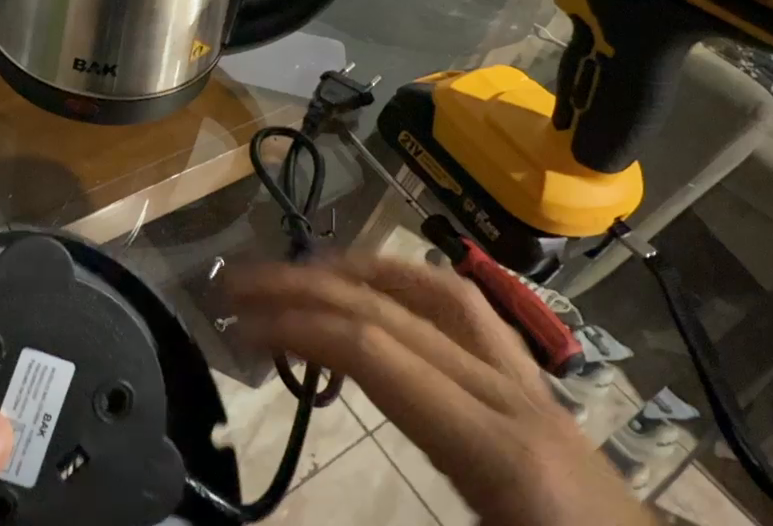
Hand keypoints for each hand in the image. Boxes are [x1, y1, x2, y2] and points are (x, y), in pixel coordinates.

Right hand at [224, 256, 652, 525]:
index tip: (237, 332)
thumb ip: (365, 518)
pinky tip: (374, 298)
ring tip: (295, 277)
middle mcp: (513, 397)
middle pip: (392, 307)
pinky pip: (469, 313)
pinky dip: (407, 288)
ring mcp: (532, 387)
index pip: (375, 352)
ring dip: (355, 272)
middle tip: (235, 289)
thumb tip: (278, 515)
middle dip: (302, 288)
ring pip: (436, 291)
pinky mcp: (537, 393)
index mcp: (496, 451)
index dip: (295, 328)